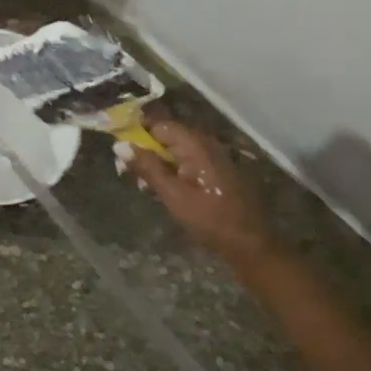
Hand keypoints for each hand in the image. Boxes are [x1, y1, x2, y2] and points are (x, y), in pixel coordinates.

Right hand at [126, 119, 276, 271]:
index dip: (137, 133)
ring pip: (177, 152)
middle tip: (125, 172)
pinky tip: (163, 190)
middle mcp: (207, 144)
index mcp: (197, 145)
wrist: (251, 246)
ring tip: (143, 186)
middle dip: (145, 151)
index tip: (119, 149)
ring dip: (158, 164)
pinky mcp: (218, 172)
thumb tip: (120, 145)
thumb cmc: (210, 220)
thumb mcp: (173, 195)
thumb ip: (147, 168)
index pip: (159, 125)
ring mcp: (215, 158)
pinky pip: (189, 163)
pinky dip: (173, 171)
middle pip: (168, 137)